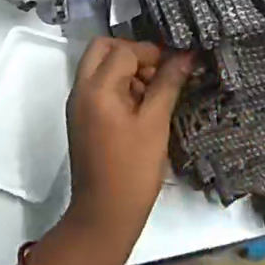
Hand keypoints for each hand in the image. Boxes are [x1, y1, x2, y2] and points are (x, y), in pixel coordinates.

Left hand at [64, 38, 193, 241]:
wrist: (104, 215)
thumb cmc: (133, 170)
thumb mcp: (156, 124)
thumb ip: (168, 84)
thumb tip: (186, 55)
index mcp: (96, 88)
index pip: (123, 50)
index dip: (151, 53)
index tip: (175, 66)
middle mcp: (81, 89)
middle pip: (103, 49)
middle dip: (132, 53)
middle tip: (158, 72)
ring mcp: (78, 104)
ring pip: (99, 66)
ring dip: (126, 69)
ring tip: (155, 94)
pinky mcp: (82, 118)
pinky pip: (98, 86)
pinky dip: (119, 86)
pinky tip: (142, 108)